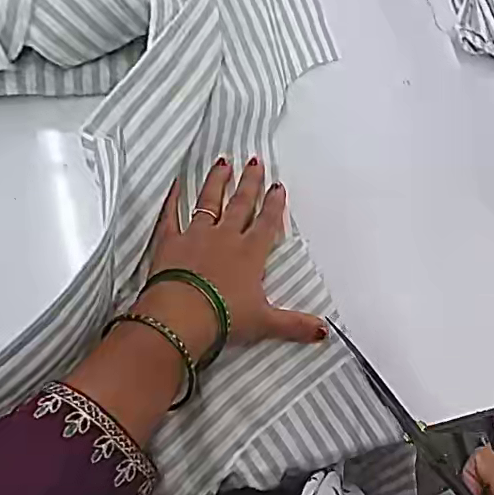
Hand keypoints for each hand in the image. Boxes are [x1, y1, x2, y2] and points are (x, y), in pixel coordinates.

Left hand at [139, 155, 325, 360]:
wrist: (182, 316)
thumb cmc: (224, 317)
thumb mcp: (265, 322)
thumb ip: (295, 324)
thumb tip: (323, 332)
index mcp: (251, 254)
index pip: (267, 223)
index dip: (275, 204)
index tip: (278, 187)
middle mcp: (225, 238)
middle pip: (241, 204)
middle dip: (250, 183)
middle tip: (254, 162)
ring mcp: (196, 236)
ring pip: (209, 202)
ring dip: (216, 182)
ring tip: (222, 164)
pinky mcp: (170, 242)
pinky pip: (171, 215)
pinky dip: (172, 200)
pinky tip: (174, 185)